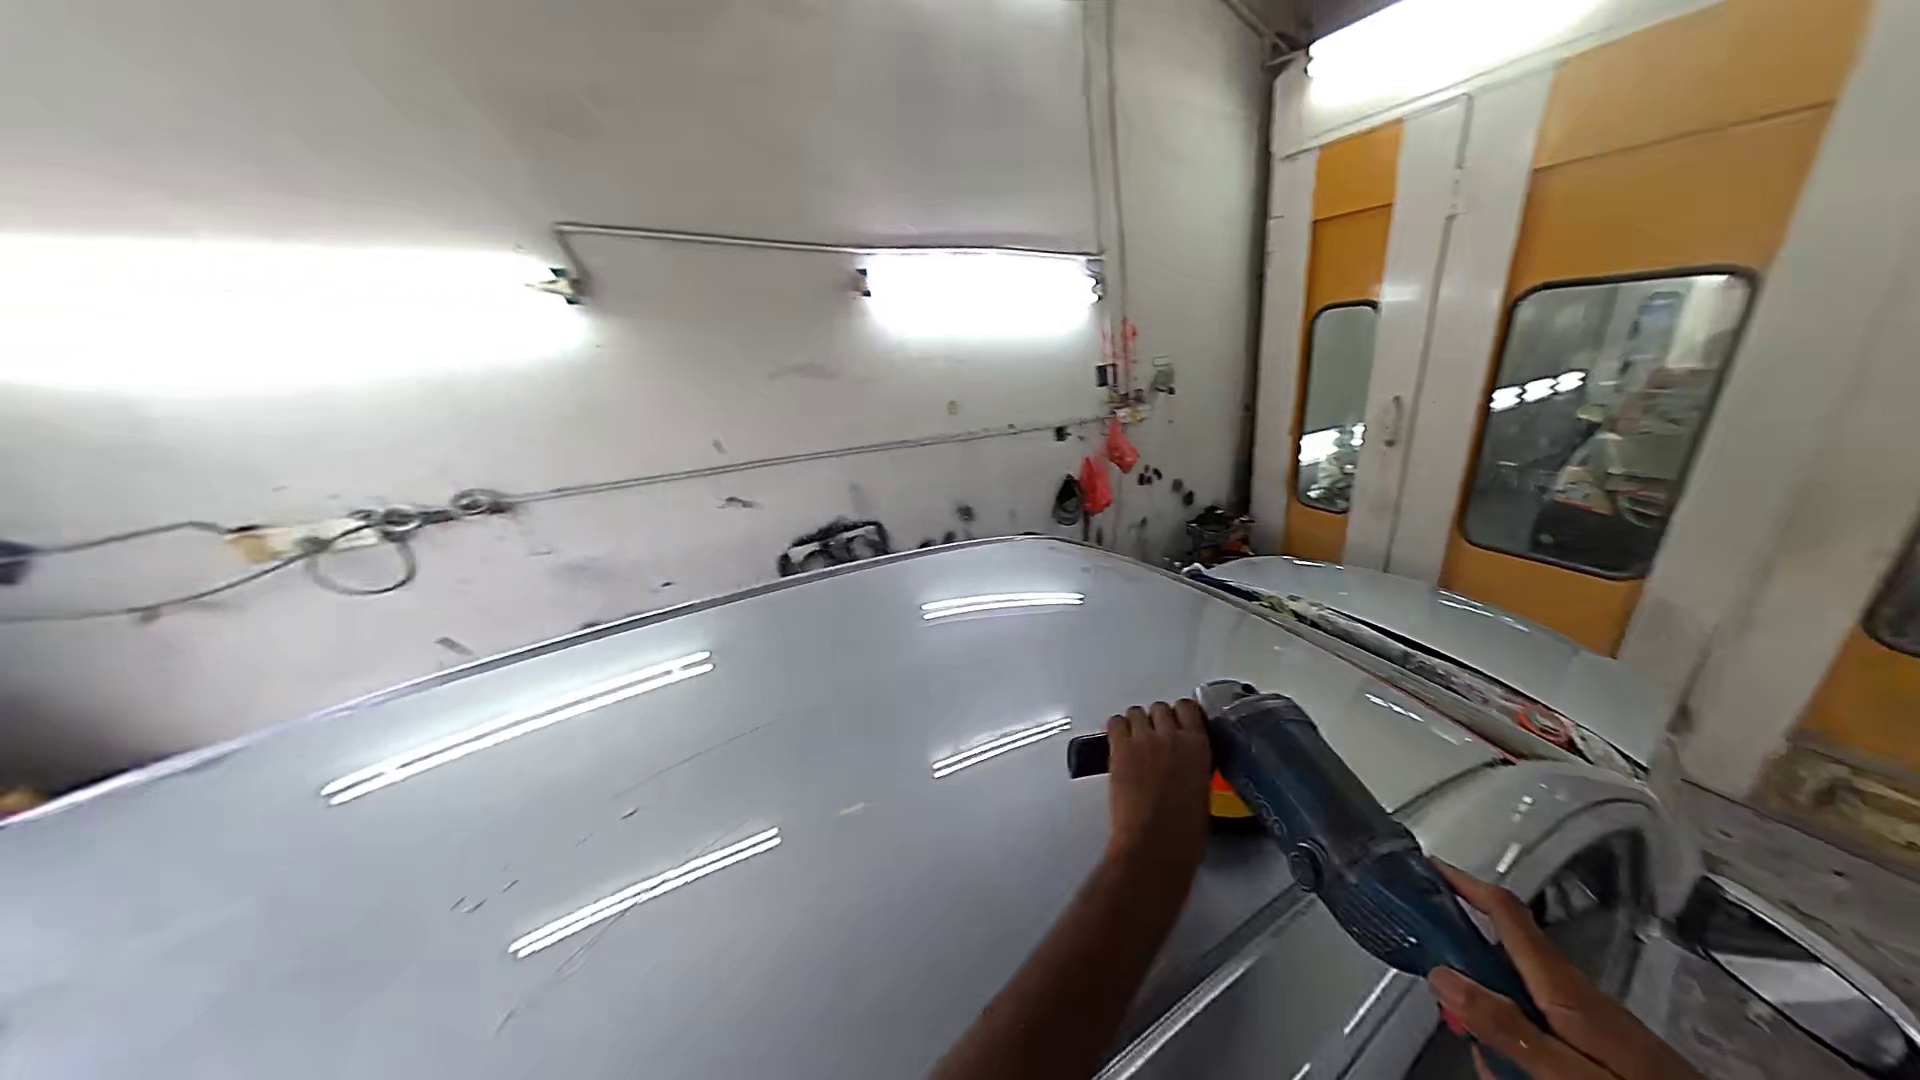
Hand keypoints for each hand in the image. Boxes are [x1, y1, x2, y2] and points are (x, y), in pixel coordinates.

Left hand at [1103, 701, 1212, 869]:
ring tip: (1134, 740)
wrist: (1156, 844)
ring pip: (1136, 712)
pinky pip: (1115, 722)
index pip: (1188, 708)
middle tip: (1152, 736)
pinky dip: (1116, 729)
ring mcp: (1145, 739)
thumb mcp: (1203, 792)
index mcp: (1199, 746)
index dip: (1179, 714)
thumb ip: (1194, 765)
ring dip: (1135, 723)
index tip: (1176, 720)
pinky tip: (1118, 741)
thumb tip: (1185, 763)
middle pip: (1160, 708)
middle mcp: (1172, 736)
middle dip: (1156, 720)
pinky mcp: (1121, 747)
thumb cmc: (1182, 831)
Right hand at [1428, 861, 1704, 1079]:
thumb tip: (1443, 976)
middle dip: (1468, 981)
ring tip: (1501, 1071)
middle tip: (1456, 1019)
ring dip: (1493, 1027)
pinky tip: (1525, 1077)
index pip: (1505, 912)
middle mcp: (1575, 993)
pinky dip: (1521, 1049)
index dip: (1465, 883)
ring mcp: (1590, 1020)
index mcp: (1564, 988)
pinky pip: (1539, 1027)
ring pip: (1516, 999)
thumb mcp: (1566, 1074)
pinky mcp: (1600, 1045)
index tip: (1430, 867)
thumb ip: (1504, 1024)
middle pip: (1500, 960)